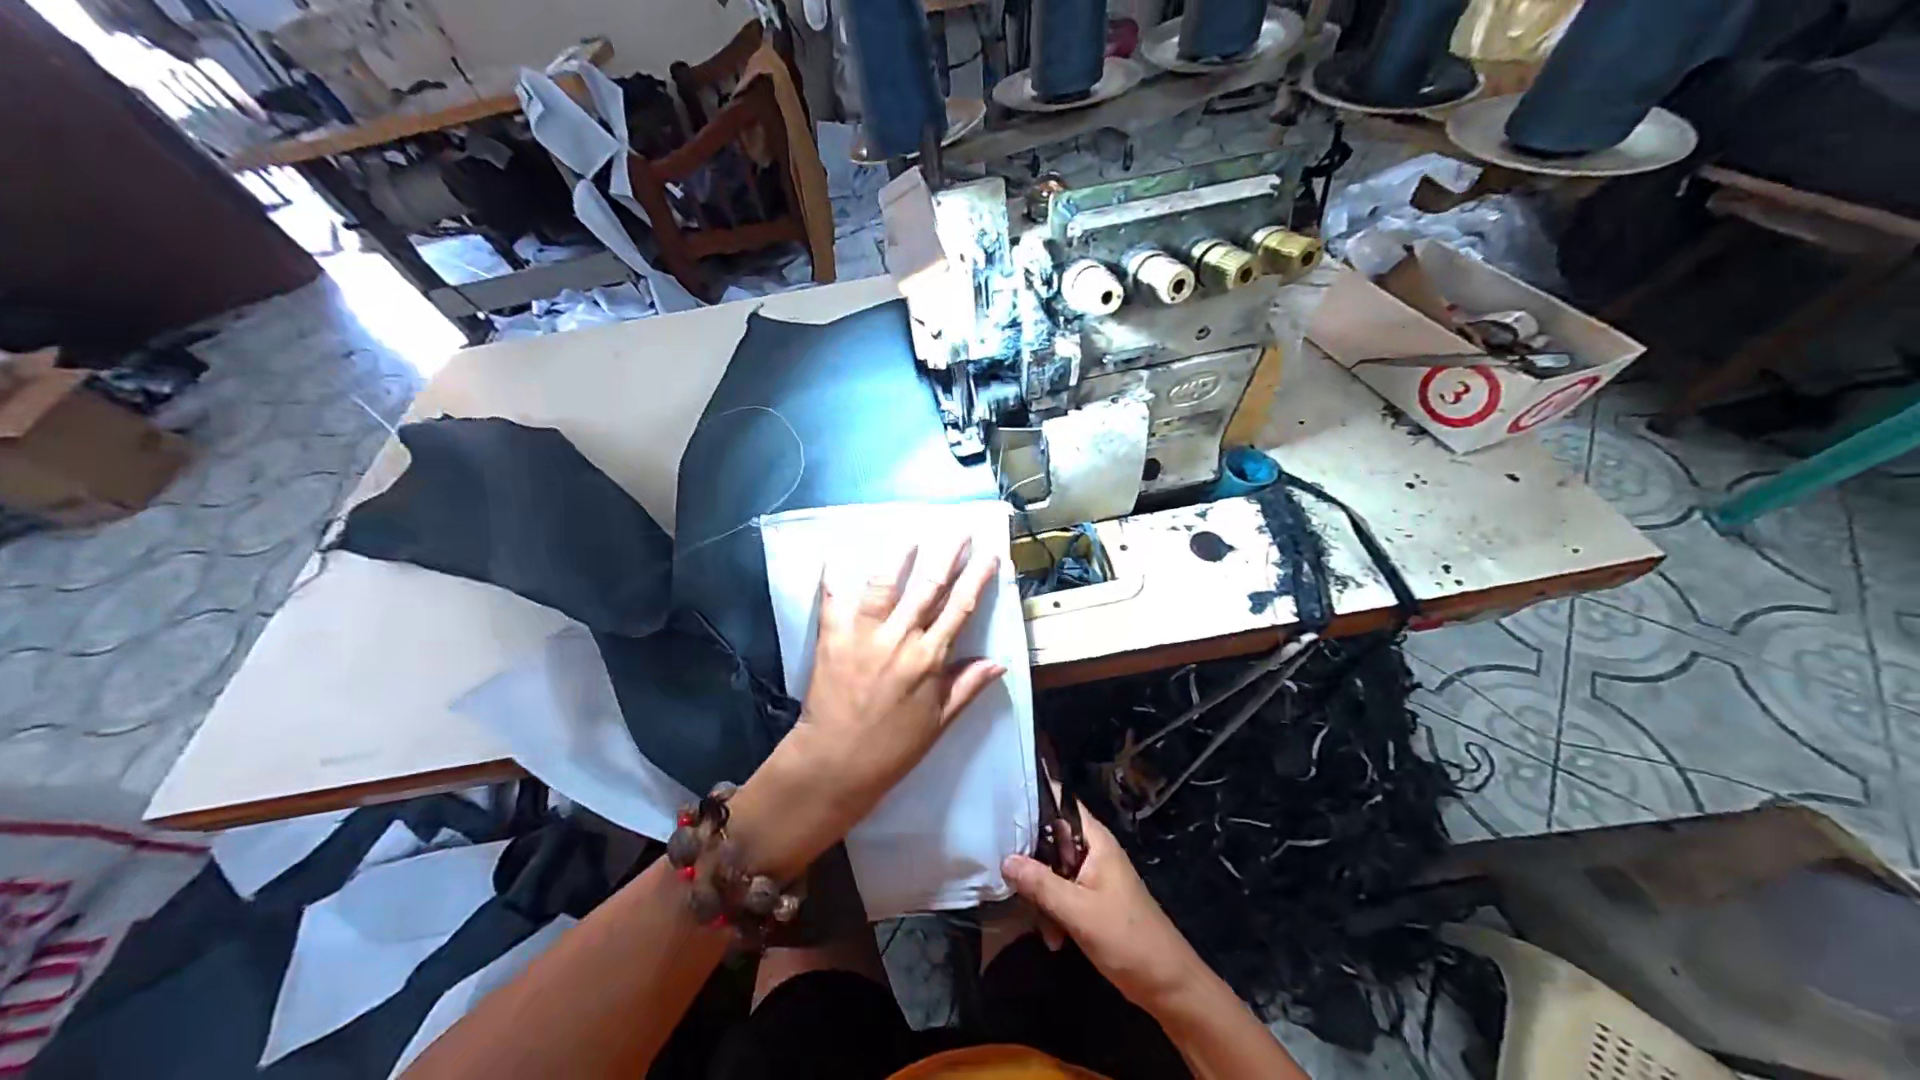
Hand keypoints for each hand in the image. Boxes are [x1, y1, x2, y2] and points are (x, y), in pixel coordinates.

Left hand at [729, 539, 1004, 878]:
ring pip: (885, 586)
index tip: (990, 556)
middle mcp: (901, 639)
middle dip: (948, 555)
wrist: (837, 763)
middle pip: (929, 587)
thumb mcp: (939, 721)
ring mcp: (865, 635)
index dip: (978, 579)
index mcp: (930, 659)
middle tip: (959, 531)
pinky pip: (833, 601)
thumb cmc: (893, 747)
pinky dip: (834, 579)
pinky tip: (836, 557)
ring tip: (911, 537)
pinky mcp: (833, 638)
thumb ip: (967, 686)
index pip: (960, 609)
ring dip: (899, 558)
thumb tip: (999, 662)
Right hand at [1001, 809, 1207, 1015]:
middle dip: (1030, 860)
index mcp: (1096, 840)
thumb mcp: (1078, 911)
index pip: (1061, 802)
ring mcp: (1092, 876)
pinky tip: (1053, 938)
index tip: (1001, 808)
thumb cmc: (1127, 938)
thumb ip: (1041, 884)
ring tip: (1042, 925)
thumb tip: (1005, 859)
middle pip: (1050, 838)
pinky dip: (1052, 911)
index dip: (1033, 799)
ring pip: (1052, 869)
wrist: (1167, 984)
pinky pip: (1060, 892)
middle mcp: (1092, 851)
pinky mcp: (1090, 899)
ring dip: (1041, 895)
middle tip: (1013, 882)